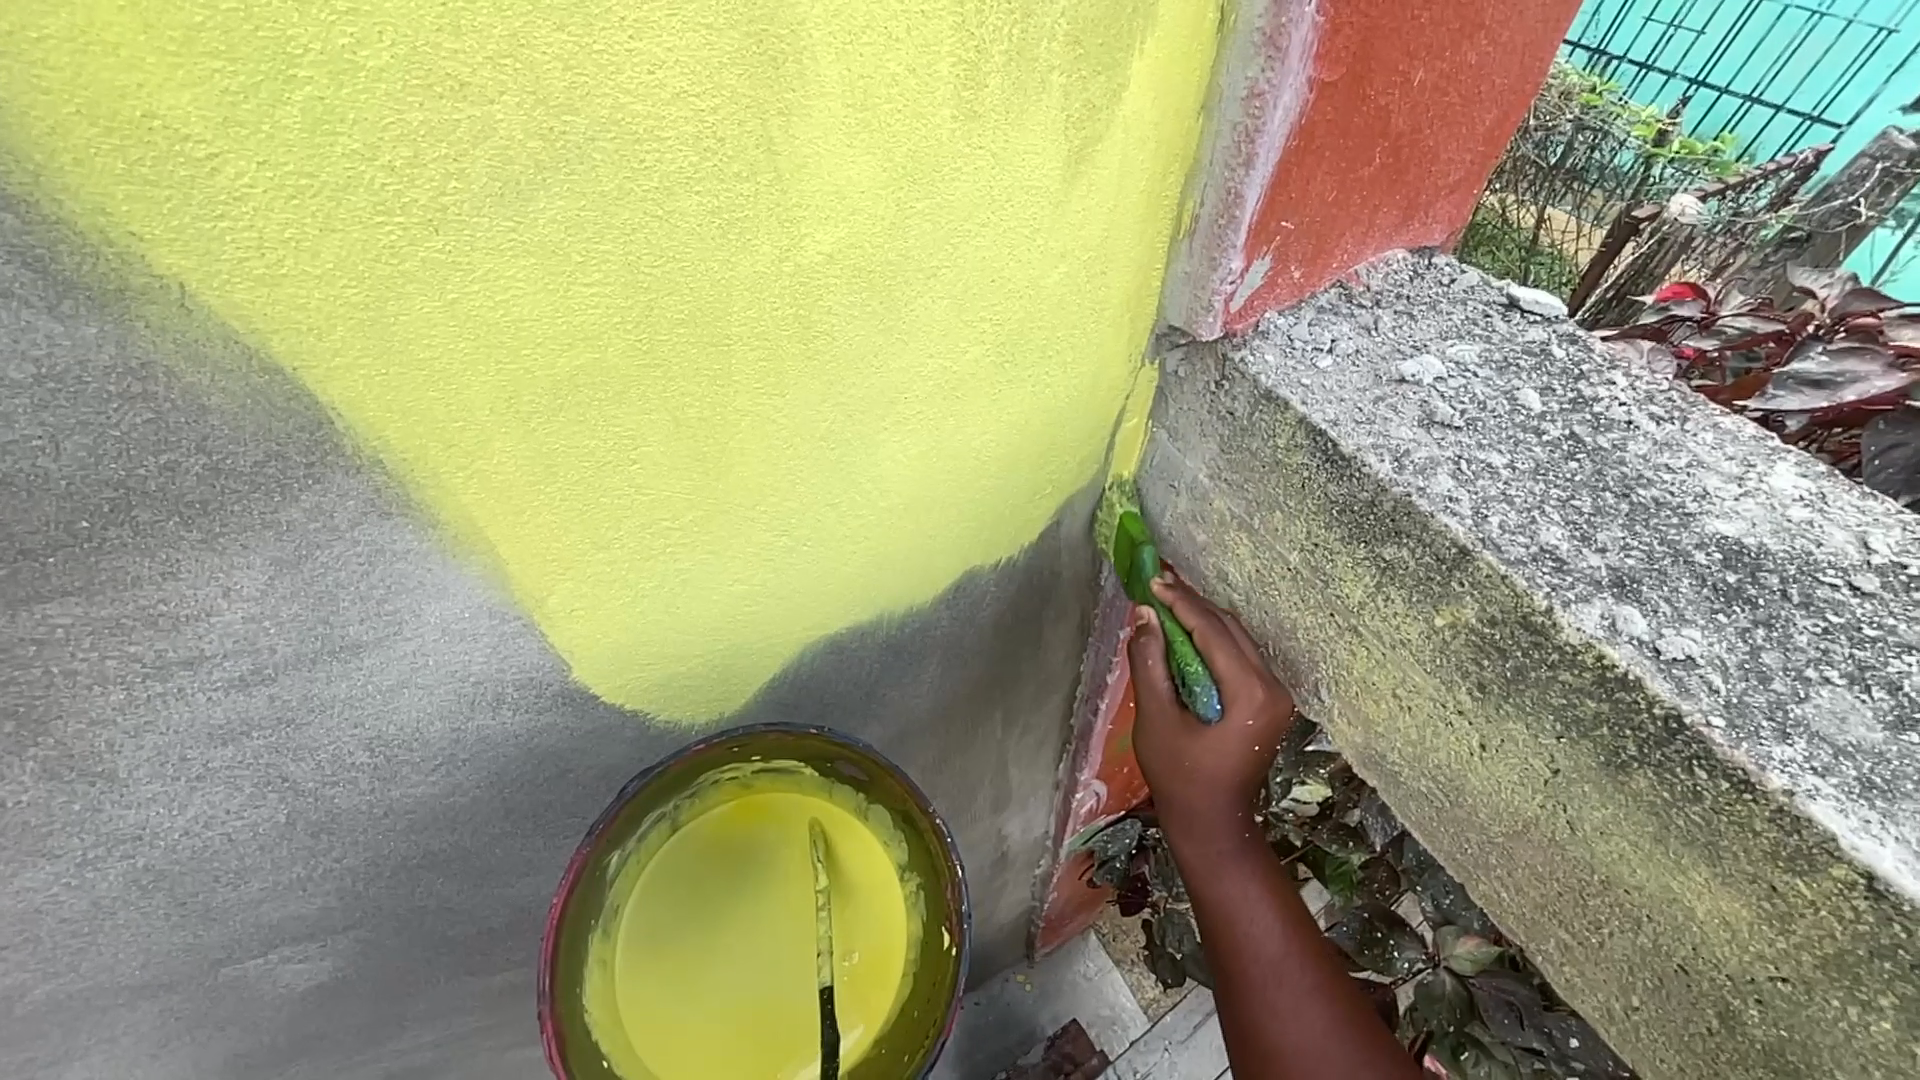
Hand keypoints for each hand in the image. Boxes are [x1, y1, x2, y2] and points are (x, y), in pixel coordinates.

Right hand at [1128, 574, 1296, 844]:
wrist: (1212, 823)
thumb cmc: (1180, 777)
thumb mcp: (1157, 719)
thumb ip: (1150, 664)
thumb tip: (1145, 615)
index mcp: (1251, 693)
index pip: (1213, 632)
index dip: (1181, 602)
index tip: (1152, 578)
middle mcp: (1273, 687)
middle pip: (1229, 628)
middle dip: (1191, 602)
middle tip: (1157, 578)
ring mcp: (1275, 694)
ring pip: (1236, 638)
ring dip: (1201, 617)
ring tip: (1166, 594)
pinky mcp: (1267, 700)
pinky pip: (1237, 655)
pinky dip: (1210, 638)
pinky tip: (1183, 627)